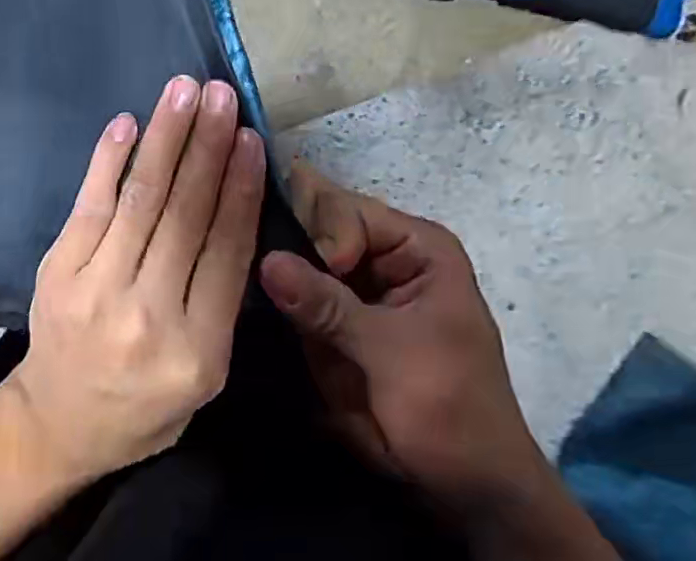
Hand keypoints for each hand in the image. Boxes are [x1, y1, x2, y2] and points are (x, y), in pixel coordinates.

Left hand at [1, 77, 265, 483]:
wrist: (58, 421)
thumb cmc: (144, 403)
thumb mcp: (205, 375)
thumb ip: (220, 300)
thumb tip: (232, 207)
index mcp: (197, 347)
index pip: (226, 249)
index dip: (241, 187)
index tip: (251, 137)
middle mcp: (148, 312)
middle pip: (185, 214)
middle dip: (207, 145)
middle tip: (221, 95)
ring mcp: (96, 285)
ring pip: (141, 199)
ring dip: (165, 138)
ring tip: (183, 92)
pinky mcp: (58, 267)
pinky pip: (89, 204)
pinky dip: (108, 159)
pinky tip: (127, 123)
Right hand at [258, 166, 545, 510]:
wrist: (461, 484)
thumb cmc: (450, 409)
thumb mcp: (393, 353)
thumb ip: (330, 306)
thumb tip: (267, 261)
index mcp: (413, 245)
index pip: (344, 210)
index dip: (316, 235)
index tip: (292, 269)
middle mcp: (377, 252)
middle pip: (312, 222)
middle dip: (279, 238)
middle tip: (241, 252)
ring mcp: (347, 282)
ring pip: (292, 252)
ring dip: (266, 262)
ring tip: (233, 269)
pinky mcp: (325, 312)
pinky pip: (287, 288)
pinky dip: (265, 291)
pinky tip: (240, 291)